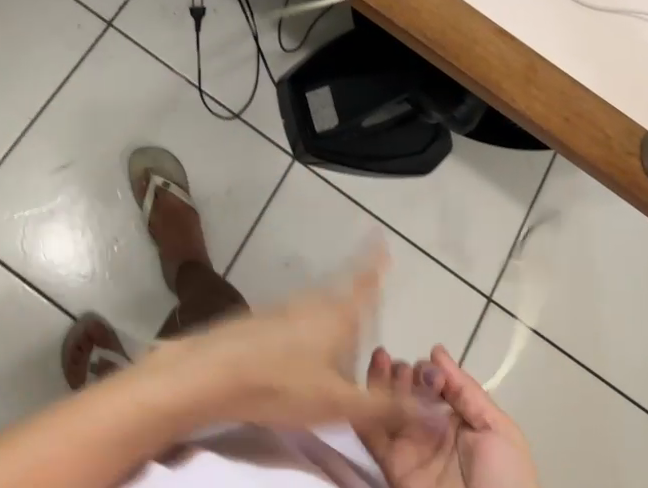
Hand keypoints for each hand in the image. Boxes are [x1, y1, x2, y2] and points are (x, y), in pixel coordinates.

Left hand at [135, 247, 427, 434]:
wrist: (212, 372)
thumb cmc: (281, 384)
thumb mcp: (340, 403)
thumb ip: (387, 406)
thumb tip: (436, 409)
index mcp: (338, 315)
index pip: (363, 281)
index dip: (373, 261)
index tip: (380, 237)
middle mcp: (313, 304)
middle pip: (341, 294)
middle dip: (355, 295)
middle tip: (367, 295)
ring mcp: (283, 310)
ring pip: (316, 307)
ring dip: (329, 315)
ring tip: (341, 333)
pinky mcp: (260, 322)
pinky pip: (295, 319)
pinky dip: (306, 329)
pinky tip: (301, 351)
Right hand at [355, 346, 537, 487]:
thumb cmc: (506, 482)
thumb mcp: (499, 432)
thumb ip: (467, 391)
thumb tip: (436, 351)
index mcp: (459, 421)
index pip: (436, 387)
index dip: (430, 373)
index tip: (431, 373)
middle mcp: (431, 431)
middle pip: (408, 392)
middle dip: (403, 373)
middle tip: (403, 369)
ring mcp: (410, 448)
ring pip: (387, 407)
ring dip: (381, 381)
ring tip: (382, 359)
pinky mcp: (392, 467)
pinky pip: (373, 437)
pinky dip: (364, 411)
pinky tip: (364, 388)